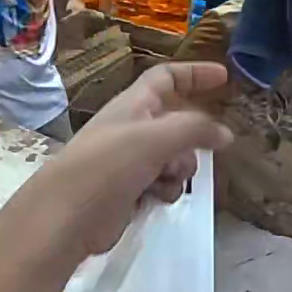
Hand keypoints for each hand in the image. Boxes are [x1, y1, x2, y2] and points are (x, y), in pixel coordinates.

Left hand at [12, 62, 232, 264]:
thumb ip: (195, 129)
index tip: (224, 77)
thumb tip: (225, 133)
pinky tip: (157, 198)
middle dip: (192, 137)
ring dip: (180, 169)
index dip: (195, 73)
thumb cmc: (108, 166)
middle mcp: (132, 128)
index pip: (166, 77)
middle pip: (177, 122)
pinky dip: (166, 189)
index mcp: (133, 104)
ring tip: (166, 180)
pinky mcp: (129, 190)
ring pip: (174, 157)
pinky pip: (163, 183)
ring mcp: (129, 161)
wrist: (66, 217)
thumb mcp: (156, 138)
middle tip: (203, 152)